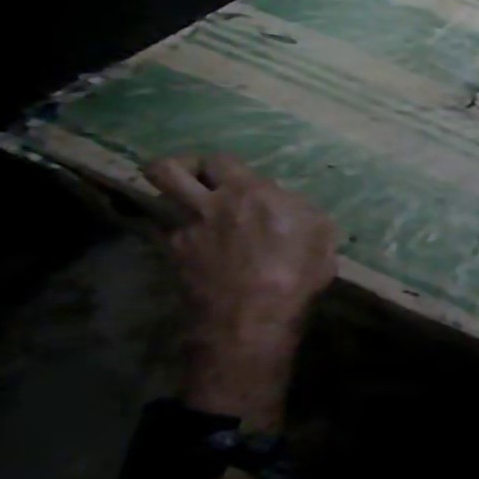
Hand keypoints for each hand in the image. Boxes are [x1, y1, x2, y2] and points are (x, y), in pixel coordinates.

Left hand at [143, 154, 339, 426]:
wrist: (253, 318)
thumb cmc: (296, 275)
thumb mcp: (322, 239)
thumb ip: (305, 213)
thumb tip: (293, 206)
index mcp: (250, 192)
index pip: (224, 160)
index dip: (228, 167)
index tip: (241, 182)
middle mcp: (210, 204)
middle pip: (166, 168)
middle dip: (181, 168)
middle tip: (199, 182)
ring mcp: (186, 230)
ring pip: (157, 198)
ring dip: (169, 198)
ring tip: (188, 208)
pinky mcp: (174, 257)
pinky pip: (168, 234)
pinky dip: (181, 237)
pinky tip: (198, 250)